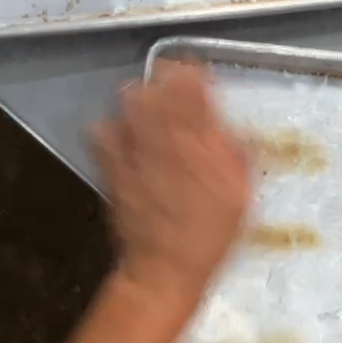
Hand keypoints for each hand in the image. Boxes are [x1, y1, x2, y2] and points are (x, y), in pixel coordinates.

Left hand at [91, 61, 252, 302]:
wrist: (165, 268)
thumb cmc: (211, 234)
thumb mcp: (240, 192)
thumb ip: (236, 151)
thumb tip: (229, 127)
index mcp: (198, 137)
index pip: (190, 79)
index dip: (194, 74)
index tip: (201, 81)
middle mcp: (162, 134)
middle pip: (155, 83)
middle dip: (165, 83)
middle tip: (176, 97)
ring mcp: (131, 149)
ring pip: (127, 100)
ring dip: (140, 101)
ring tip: (151, 115)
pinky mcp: (109, 166)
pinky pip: (102, 131)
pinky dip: (113, 129)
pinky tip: (126, 140)